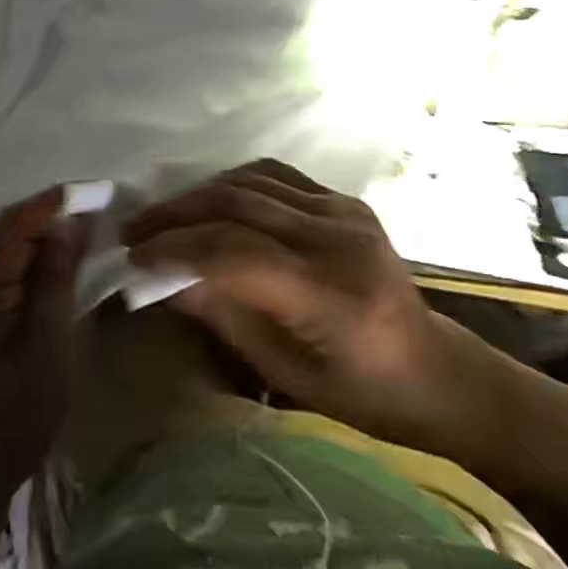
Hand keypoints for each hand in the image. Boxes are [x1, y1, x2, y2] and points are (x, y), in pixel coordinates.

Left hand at [0, 188, 87, 484]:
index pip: (11, 226)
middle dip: (51, 215)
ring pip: (10, 248)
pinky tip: (65, 260)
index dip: (48, 202)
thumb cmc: (24, 403)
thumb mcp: (49, 340)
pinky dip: (38, 257)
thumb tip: (68, 225)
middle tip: (97, 208)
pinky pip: (10, 268)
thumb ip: (55, 279)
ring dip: (47, 235)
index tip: (89, 191)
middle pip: (9, 232)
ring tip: (89, 228)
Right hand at [120, 159, 505, 456]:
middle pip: (235, 206)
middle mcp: (339, 241)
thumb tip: (161, 281)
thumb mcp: (282, 372)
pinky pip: (273, 176)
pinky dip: (229, 184)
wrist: (435, 371)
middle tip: (133, 231)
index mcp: (331, 295)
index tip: (133, 259)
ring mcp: (345, 213)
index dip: (175, 251)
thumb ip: (222, 316)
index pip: (233, 253)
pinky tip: (205, 202)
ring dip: (195, 194)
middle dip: (174, 215)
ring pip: (249, 182)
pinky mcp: (345, 202)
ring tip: (159, 215)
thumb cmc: (359, 392)